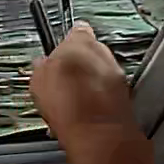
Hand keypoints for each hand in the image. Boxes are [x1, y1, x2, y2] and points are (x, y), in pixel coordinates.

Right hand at [30, 22, 141, 160]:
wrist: (96, 132)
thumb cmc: (68, 104)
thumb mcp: (38, 81)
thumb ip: (42, 66)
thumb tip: (42, 65)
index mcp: (79, 41)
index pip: (76, 30)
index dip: (67, 43)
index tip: (58, 55)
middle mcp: (103, 52)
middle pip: (90, 51)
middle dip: (78, 64)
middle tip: (63, 82)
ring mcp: (117, 72)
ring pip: (100, 71)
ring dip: (90, 81)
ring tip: (73, 101)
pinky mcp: (125, 93)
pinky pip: (109, 90)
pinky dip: (100, 97)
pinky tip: (86, 112)